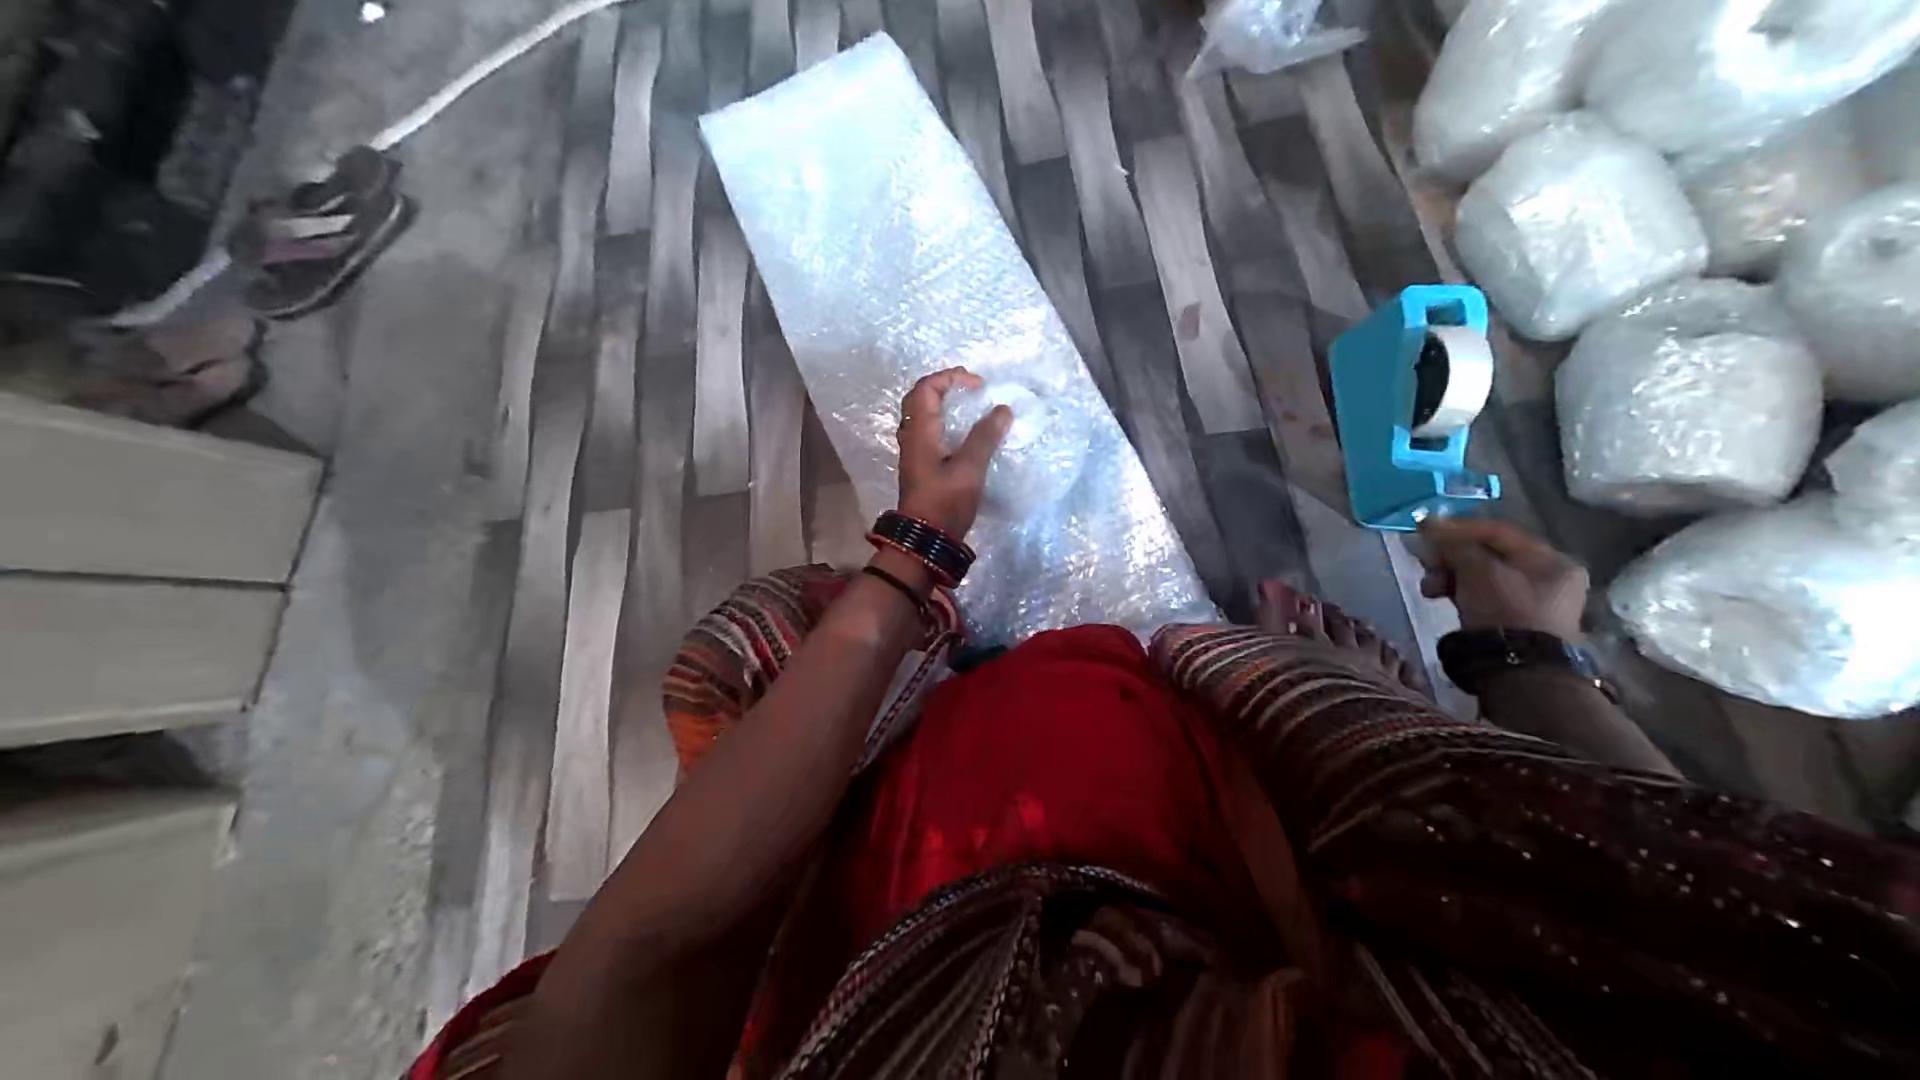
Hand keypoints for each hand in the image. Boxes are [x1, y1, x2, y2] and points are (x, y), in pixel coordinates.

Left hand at [896, 367, 1011, 537]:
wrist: (925, 539)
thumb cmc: (945, 501)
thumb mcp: (969, 468)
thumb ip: (985, 437)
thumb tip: (1002, 409)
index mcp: (919, 431)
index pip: (926, 388)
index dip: (951, 378)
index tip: (977, 386)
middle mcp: (911, 437)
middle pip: (920, 399)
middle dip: (944, 387)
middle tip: (970, 389)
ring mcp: (914, 453)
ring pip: (922, 417)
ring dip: (944, 406)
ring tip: (970, 408)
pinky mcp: (921, 468)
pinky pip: (929, 433)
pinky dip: (945, 424)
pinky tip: (964, 435)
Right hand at [1415, 518, 1588, 641]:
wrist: (1516, 669)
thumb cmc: (1504, 610)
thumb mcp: (1477, 571)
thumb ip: (1454, 544)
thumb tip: (1428, 523)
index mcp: (1550, 559)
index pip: (1497, 531)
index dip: (1458, 527)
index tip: (1424, 530)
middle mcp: (1548, 576)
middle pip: (1488, 554)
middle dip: (1450, 556)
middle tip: (1424, 563)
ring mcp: (1533, 600)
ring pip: (1481, 575)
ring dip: (1449, 576)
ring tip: (1428, 588)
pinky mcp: (1515, 620)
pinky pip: (1481, 594)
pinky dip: (1459, 592)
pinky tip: (1441, 598)